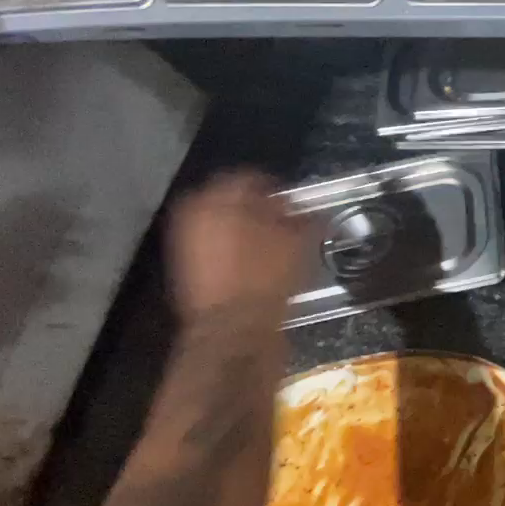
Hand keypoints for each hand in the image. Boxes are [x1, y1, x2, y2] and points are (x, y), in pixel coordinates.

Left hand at [167, 170, 306, 326]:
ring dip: (246, 226)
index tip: (295, 200)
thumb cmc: (268, 280)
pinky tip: (257, 259)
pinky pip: (216, 243)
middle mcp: (196, 214)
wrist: (235, 327)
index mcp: (218, 201)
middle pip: (230, 197)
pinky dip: (236, 245)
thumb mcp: (297, 245)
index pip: (248, 178)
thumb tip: (315, 211)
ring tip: (273, 240)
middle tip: (285, 218)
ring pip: (222, 221)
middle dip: (258, 206)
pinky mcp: (190, 264)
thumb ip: (303, 220)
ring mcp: (188, 240)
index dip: (276, 188)